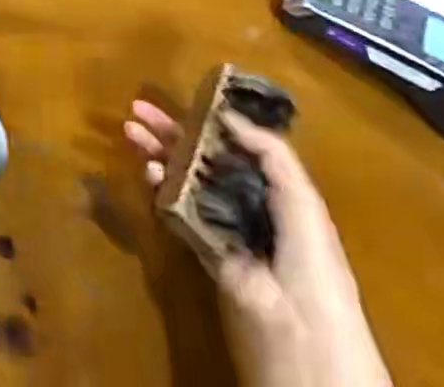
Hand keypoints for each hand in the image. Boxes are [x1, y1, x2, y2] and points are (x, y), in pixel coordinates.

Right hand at [125, 101, 391, 386]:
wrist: (304, 344)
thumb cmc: (313, 270)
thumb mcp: (304, 209)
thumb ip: (274, 161)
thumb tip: (229, 115)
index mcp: (278, 196)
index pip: (239, 149)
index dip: (211, 122)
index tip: (183, 100)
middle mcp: (247, 206)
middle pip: (204, 161)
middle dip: (172, 133)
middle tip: (137, 109)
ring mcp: (222, 229)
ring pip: (184, 181)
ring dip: (159, 154)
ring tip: (130, 131)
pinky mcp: (201, 250)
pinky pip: (175, 211)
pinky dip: (159, 187)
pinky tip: (146, 170)